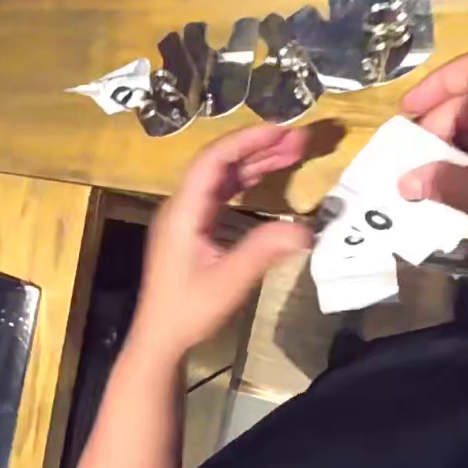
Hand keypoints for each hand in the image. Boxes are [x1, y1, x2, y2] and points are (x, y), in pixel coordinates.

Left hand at [126, 126, 312, 363]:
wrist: (161, 337)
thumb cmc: (188, 311)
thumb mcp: (229, 282)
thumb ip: (263, 252)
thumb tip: (306, 230)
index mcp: (183, 212)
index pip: (213, 160)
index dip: (247, 141)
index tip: (281, 131)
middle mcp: (182, 207)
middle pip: (219, 163)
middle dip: (259, 148)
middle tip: (299, 140)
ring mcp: (186, 217)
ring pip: (222, 178)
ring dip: (255, 163)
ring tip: (292, 153)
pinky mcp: (193, 230)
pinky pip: (220, 195)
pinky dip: (245, 183)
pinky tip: (267, 178)